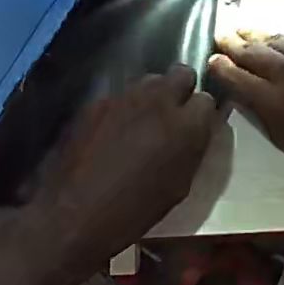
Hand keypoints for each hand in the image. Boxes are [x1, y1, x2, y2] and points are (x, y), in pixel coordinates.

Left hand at [22, 66, 221, 271]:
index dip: (201, 114)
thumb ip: (191, 148)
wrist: (76, 212)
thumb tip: (193, 131)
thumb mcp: (179, 185)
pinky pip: (121, 95)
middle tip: (172, 115)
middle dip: (181, 90)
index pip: (207, 99)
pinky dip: (124, 107)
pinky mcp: (99, 101)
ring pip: (150, 80)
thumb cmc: (135, 210)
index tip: (194, 126)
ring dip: (152, 95)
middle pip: (181, 73)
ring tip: (142, 122)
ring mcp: (126, 96)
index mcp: (186, 125)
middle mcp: (159, 100)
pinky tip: (113, 131)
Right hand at [208, 31, 283, 190]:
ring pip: (274, 39)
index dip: (219, 66)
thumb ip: (258, 109)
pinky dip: (282, 40)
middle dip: (232, 43)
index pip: (234, 74)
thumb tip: (238, 87)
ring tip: (242, 32)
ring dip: (255, 37)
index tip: (211, 60)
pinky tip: (276, 41)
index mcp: (274, 101)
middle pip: (251, 50)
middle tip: (219, 36)